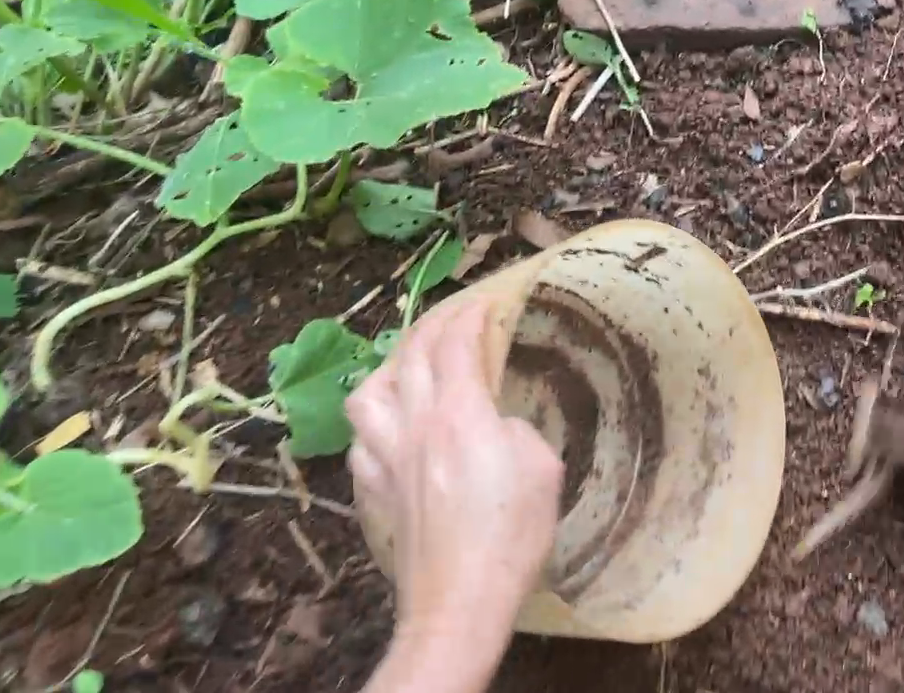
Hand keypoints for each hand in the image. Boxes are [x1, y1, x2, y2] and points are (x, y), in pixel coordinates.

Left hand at [347, 294, 564, 646]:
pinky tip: (394, 422)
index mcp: (459, 415)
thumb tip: (497, 424)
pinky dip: (377, 413)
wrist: (458, 602)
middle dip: (433, 325)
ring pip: (368, 392)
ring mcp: (384, 458)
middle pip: (410, 356)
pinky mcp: (370, 490)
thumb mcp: (542, 466)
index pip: (455, 345)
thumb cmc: (511, 533)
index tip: (486, 301)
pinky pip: (361, 435)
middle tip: (456, 317)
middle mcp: (413, 426)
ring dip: (391, 364)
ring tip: (412, 363)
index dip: (469, 315)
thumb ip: (518, 429)